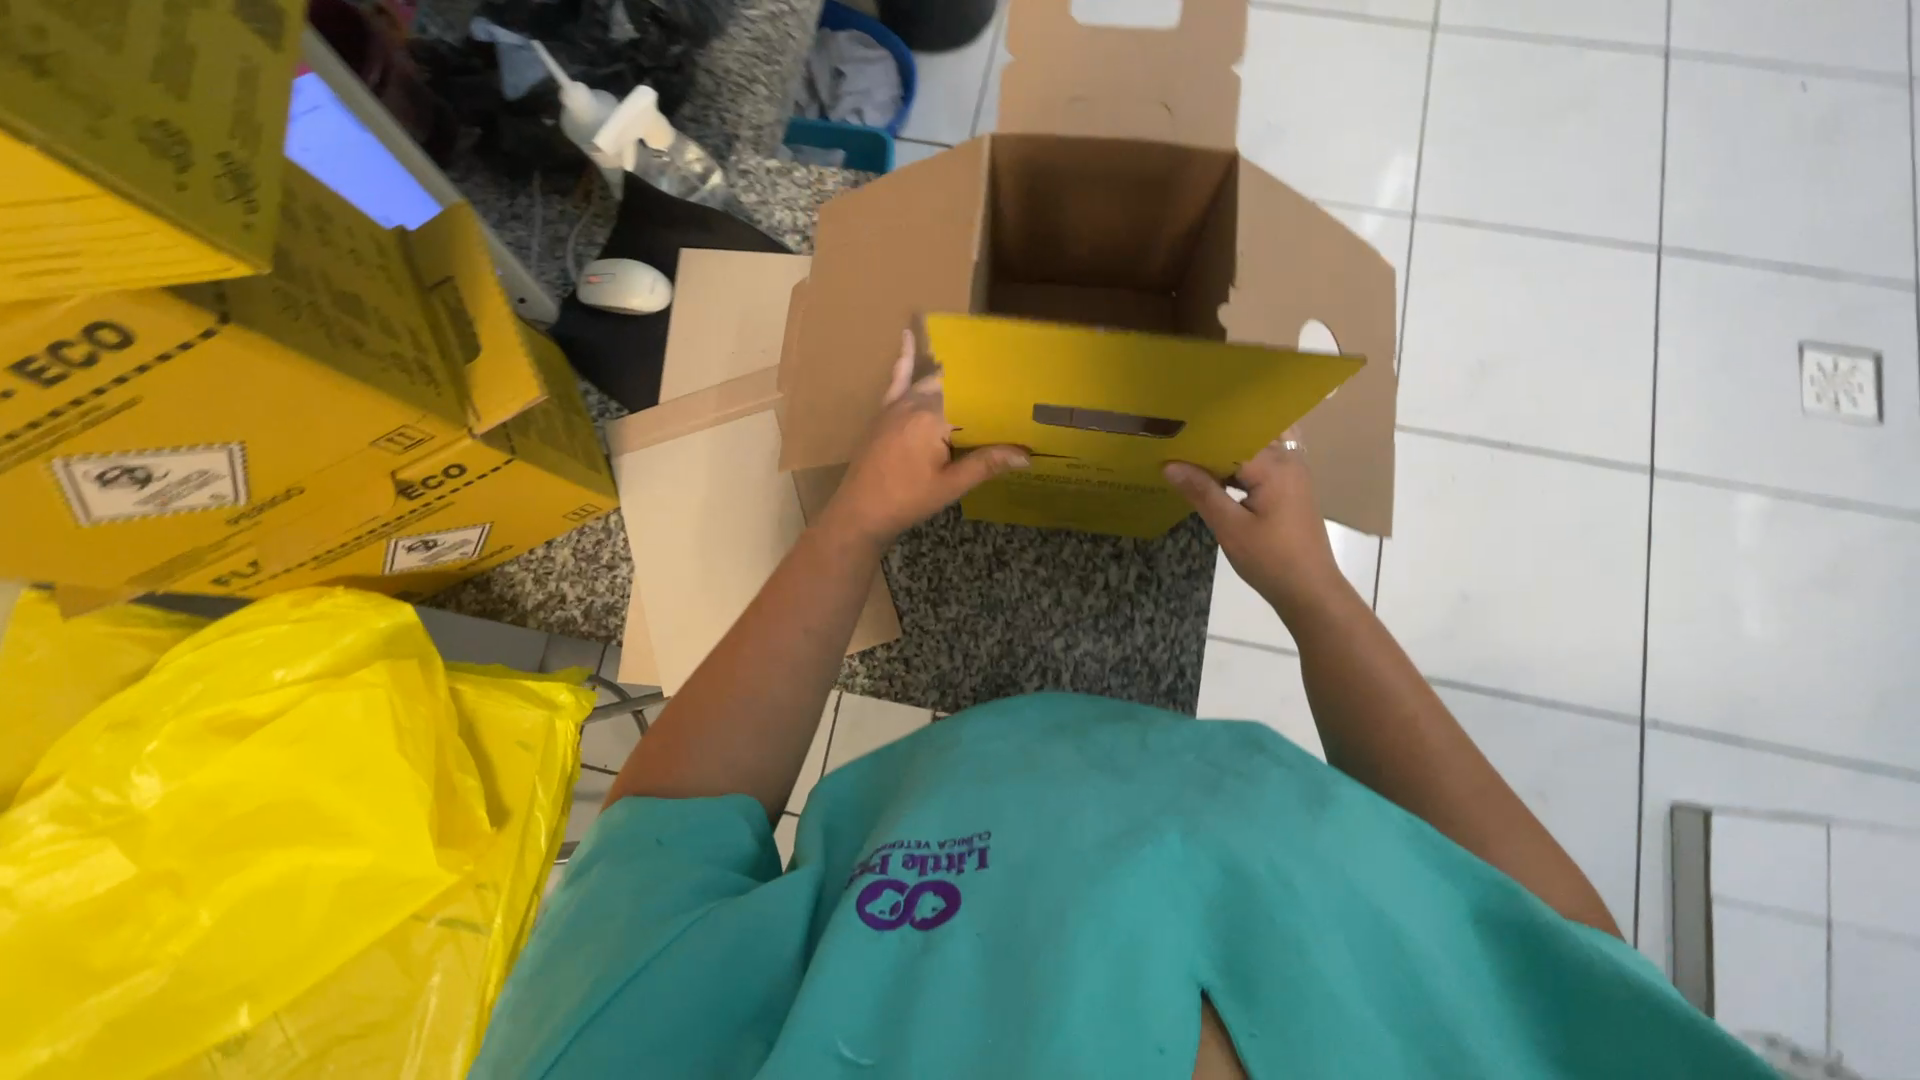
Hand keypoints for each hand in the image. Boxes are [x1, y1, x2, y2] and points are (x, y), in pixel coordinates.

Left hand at [817, 330, 1028, 551]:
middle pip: (956, 387)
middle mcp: (915, 402)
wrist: (859, 512)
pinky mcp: (885, 411)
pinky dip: (905, 357)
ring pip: (933, 380)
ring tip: (982, 364)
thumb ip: (986, 464)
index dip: (999, 403)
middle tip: (1010, 386)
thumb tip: (1026, 455)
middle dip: (981, 388)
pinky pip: (897, 378)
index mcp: (933, 418)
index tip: (1024, 403)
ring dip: (955, 374)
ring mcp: (897, 404)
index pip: (974, 400)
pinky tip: (907, 335)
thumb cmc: (906, 501)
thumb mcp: (950, 486)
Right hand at [1164, 434, 1347, 617]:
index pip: (1230, 437)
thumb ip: (1201, 492)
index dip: (1200, 438)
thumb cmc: (1270, 559)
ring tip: (1194, 452)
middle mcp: (1288, 460)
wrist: (1310, 590)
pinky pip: (1265, 460)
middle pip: (1246, 434)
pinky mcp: (1292, 486)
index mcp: (1274, 466)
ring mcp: (1294, 472)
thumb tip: (1170, 464)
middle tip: (1179, 439)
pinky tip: (1219, 472)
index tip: (1170, 438)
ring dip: (1229, 448)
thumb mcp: (1230, 528)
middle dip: (1214, 437)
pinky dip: (1242, 461)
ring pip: (1257, 444)